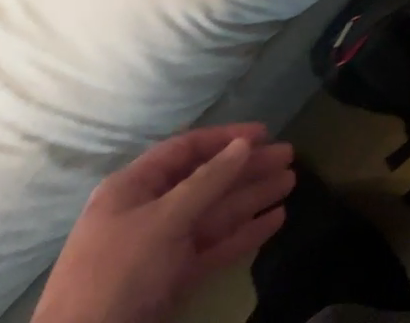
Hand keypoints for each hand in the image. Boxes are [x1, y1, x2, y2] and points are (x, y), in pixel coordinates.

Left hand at [33, 124, 295, 322]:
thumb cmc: (119, 272)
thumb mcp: (163, 221)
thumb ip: (207, 181)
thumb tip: (243, 144)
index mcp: (132, 189)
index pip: (184, 150)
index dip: (225, 137)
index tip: (265, 132)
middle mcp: (148, 212)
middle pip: (206, 180)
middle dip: (247, 167)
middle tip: (289, 155)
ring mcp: (162, 246)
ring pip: (216, 213)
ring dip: (252, 196)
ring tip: (291, 182)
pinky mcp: (175, 277)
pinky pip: (215, 246)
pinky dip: (245, 233)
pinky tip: (275, 220)